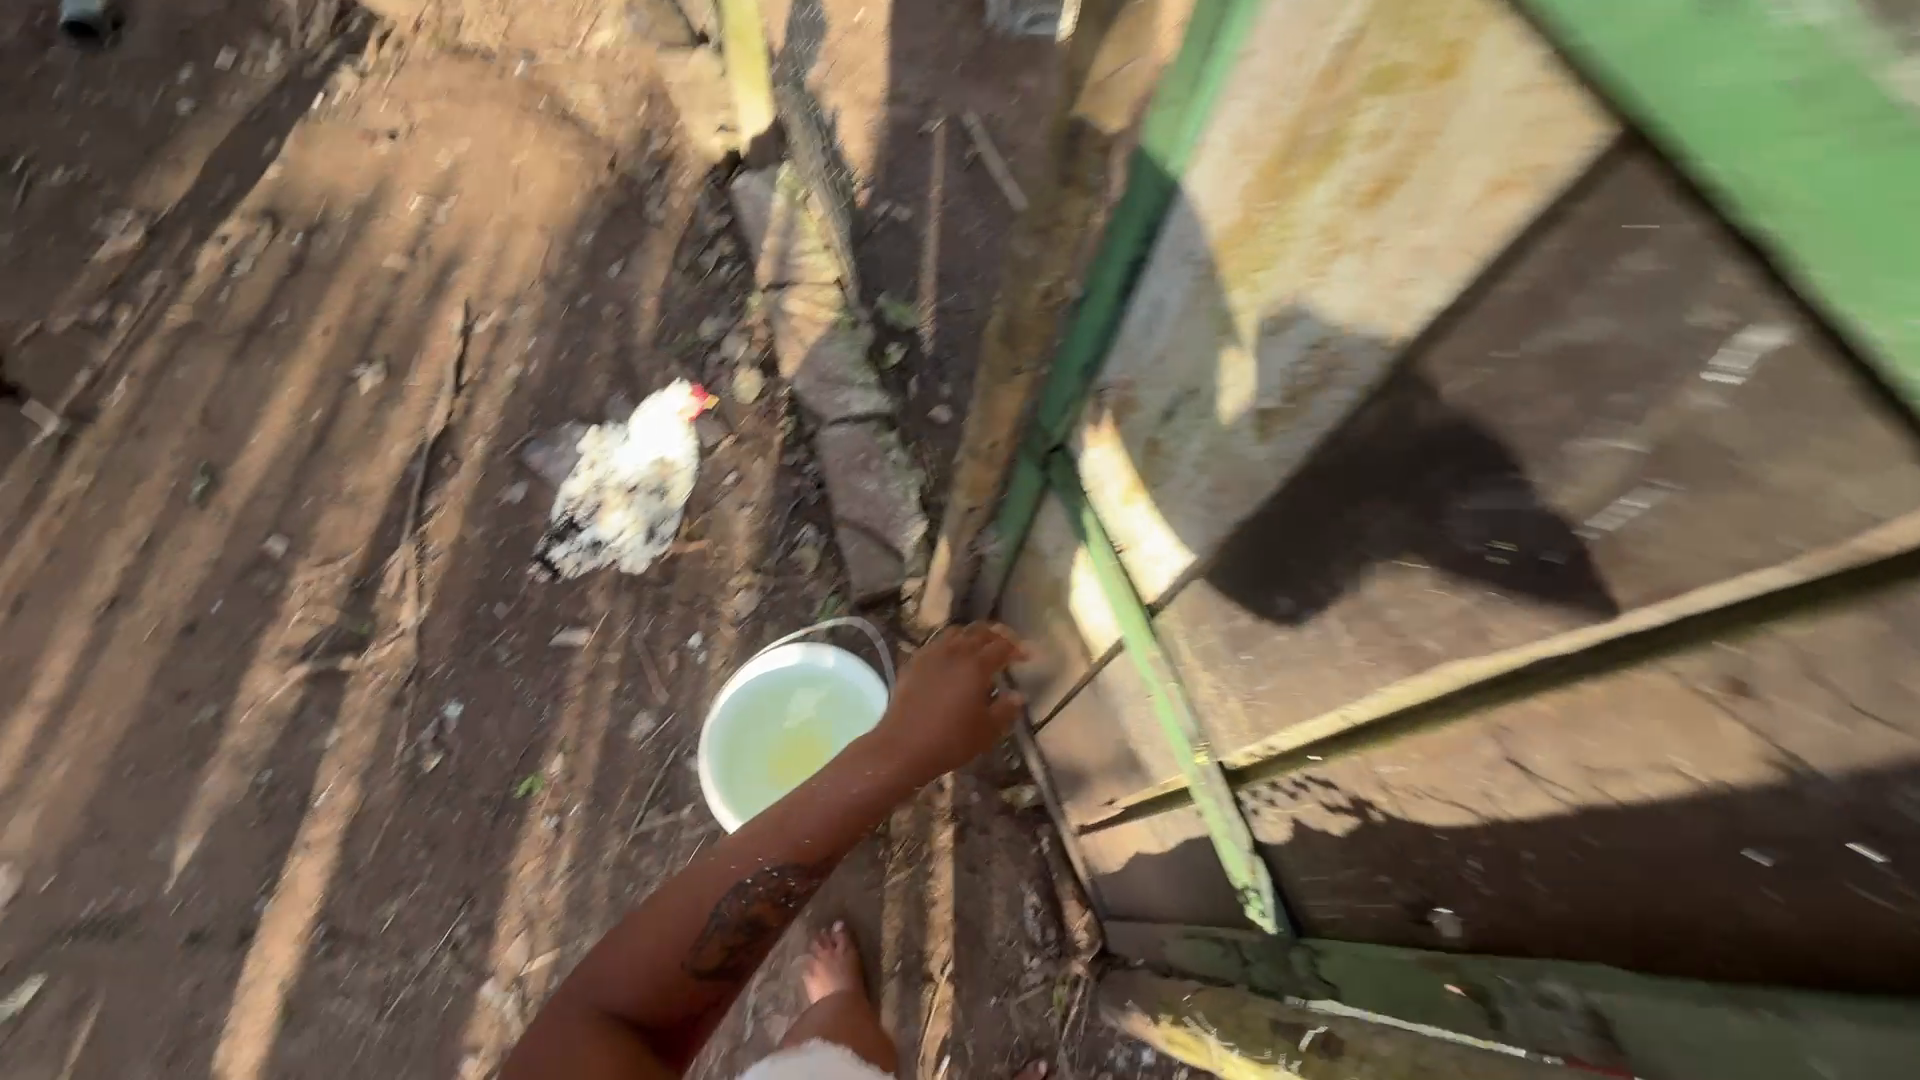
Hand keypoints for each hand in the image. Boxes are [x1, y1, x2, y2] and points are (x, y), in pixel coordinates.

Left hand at [871, 622, 1027, 781]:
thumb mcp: (987, 731)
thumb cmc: (950, 741)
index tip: (1027, 656)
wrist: (902, 747)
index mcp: (977, 666)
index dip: (1017, 648)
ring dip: (972, 636)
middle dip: (997, 635)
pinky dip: (950, 644)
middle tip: (1007, 646)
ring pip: (955, 632)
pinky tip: (951, 659)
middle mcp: (955, 652)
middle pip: (979, 632)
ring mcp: (931, 655)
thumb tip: (1018, 695)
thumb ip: (1006, 710)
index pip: (1002, 646)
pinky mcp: (913, 663)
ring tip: (979, 648)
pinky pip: (936, 643)